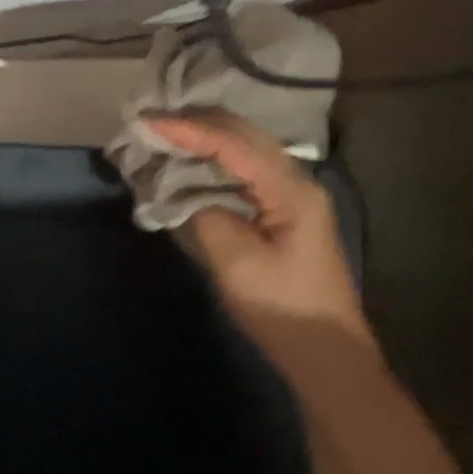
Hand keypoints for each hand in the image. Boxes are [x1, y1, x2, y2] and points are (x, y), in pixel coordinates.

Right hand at [147, 112, 373, 368]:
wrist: (325, 353)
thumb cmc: (282, 307)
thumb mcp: (236, 262)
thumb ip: (205, 214)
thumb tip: (180, 189)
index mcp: (290, 190)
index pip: (232, 144)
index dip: (187, 129)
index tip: (146, 123)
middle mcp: (296, 181)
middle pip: (243, 134)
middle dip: (196, 122)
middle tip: (150, 120)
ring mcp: (292, 196)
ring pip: (245, 148)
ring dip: (205, 136)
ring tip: (164, 133)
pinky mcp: (283, 211)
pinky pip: (245, 169)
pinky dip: (214, 158)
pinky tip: (190, 162)